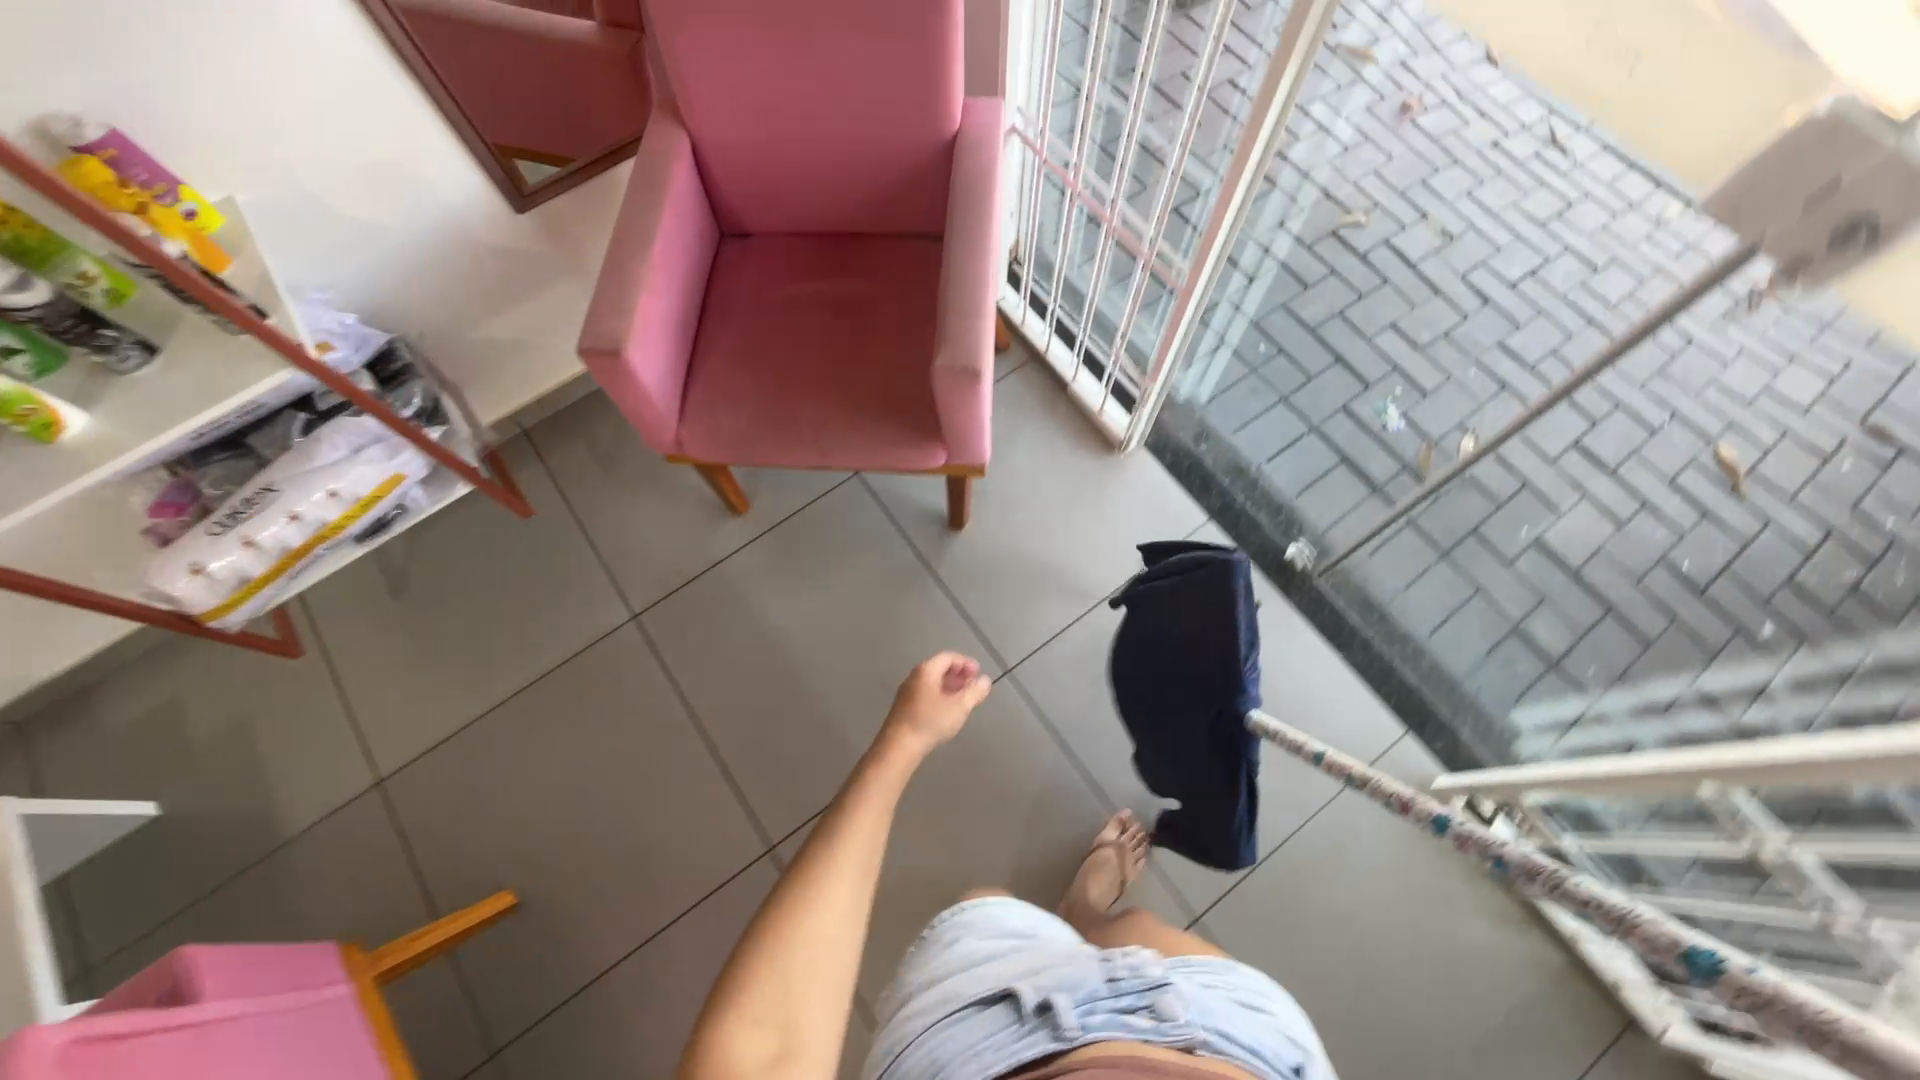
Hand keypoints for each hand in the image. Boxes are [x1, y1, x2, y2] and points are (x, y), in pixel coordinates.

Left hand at [880, 652, 991, 755]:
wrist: (899, 745)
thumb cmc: (931, 721)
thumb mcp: (959, 706)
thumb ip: (974, 692)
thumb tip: (985, 680)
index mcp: (926, 670)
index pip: (948, 657)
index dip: (966, 663)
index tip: (978, 673)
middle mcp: (914, 676)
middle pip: (939, 668)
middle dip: (958, 674)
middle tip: (972, 685)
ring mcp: (907, 691)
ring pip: (932, 682)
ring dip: (950, 686)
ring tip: (963, 698)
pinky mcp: (904, 706)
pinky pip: (926, 693)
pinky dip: (940, 695)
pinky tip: (947, 710)